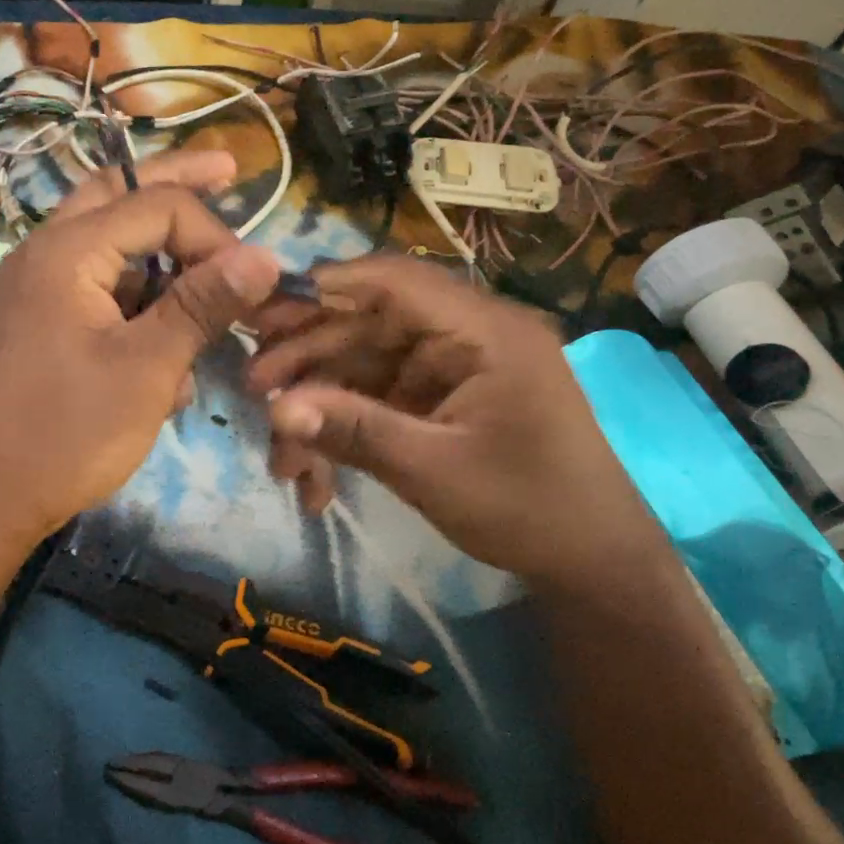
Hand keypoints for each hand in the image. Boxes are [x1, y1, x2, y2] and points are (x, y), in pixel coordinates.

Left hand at [0, 151, 281, 546]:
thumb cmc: (71, 432)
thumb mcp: (149, 367)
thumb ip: (203, 304)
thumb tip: (266, 255)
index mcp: (66, 251)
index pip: (156, 205)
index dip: (213, 233)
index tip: (253, 281)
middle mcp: (44, 253)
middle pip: (119, 196)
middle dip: (176, 186)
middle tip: (229, 172)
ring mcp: (36, 288)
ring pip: (109, 246)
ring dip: (160, 262)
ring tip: (209, 293)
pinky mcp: (39, 322)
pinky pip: (96, 290)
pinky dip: (134, 303)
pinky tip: (169, 353)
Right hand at [245, 253, 669, 586]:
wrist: (591, 562)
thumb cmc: (528, 508)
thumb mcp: (433, 470)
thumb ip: (354, 431)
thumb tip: (275, 409)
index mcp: (485, 331)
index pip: (394, 281)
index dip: (324, 287)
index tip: (262, 309)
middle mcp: (466, 335)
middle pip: (368, 322)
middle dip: (308, 356)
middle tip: (252, 386)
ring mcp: (452, 368)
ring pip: (364, 364)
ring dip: (319, 402)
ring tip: (280, 454)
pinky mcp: (440, 399)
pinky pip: (378, 396)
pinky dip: (343, 426)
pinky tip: (312, 472)